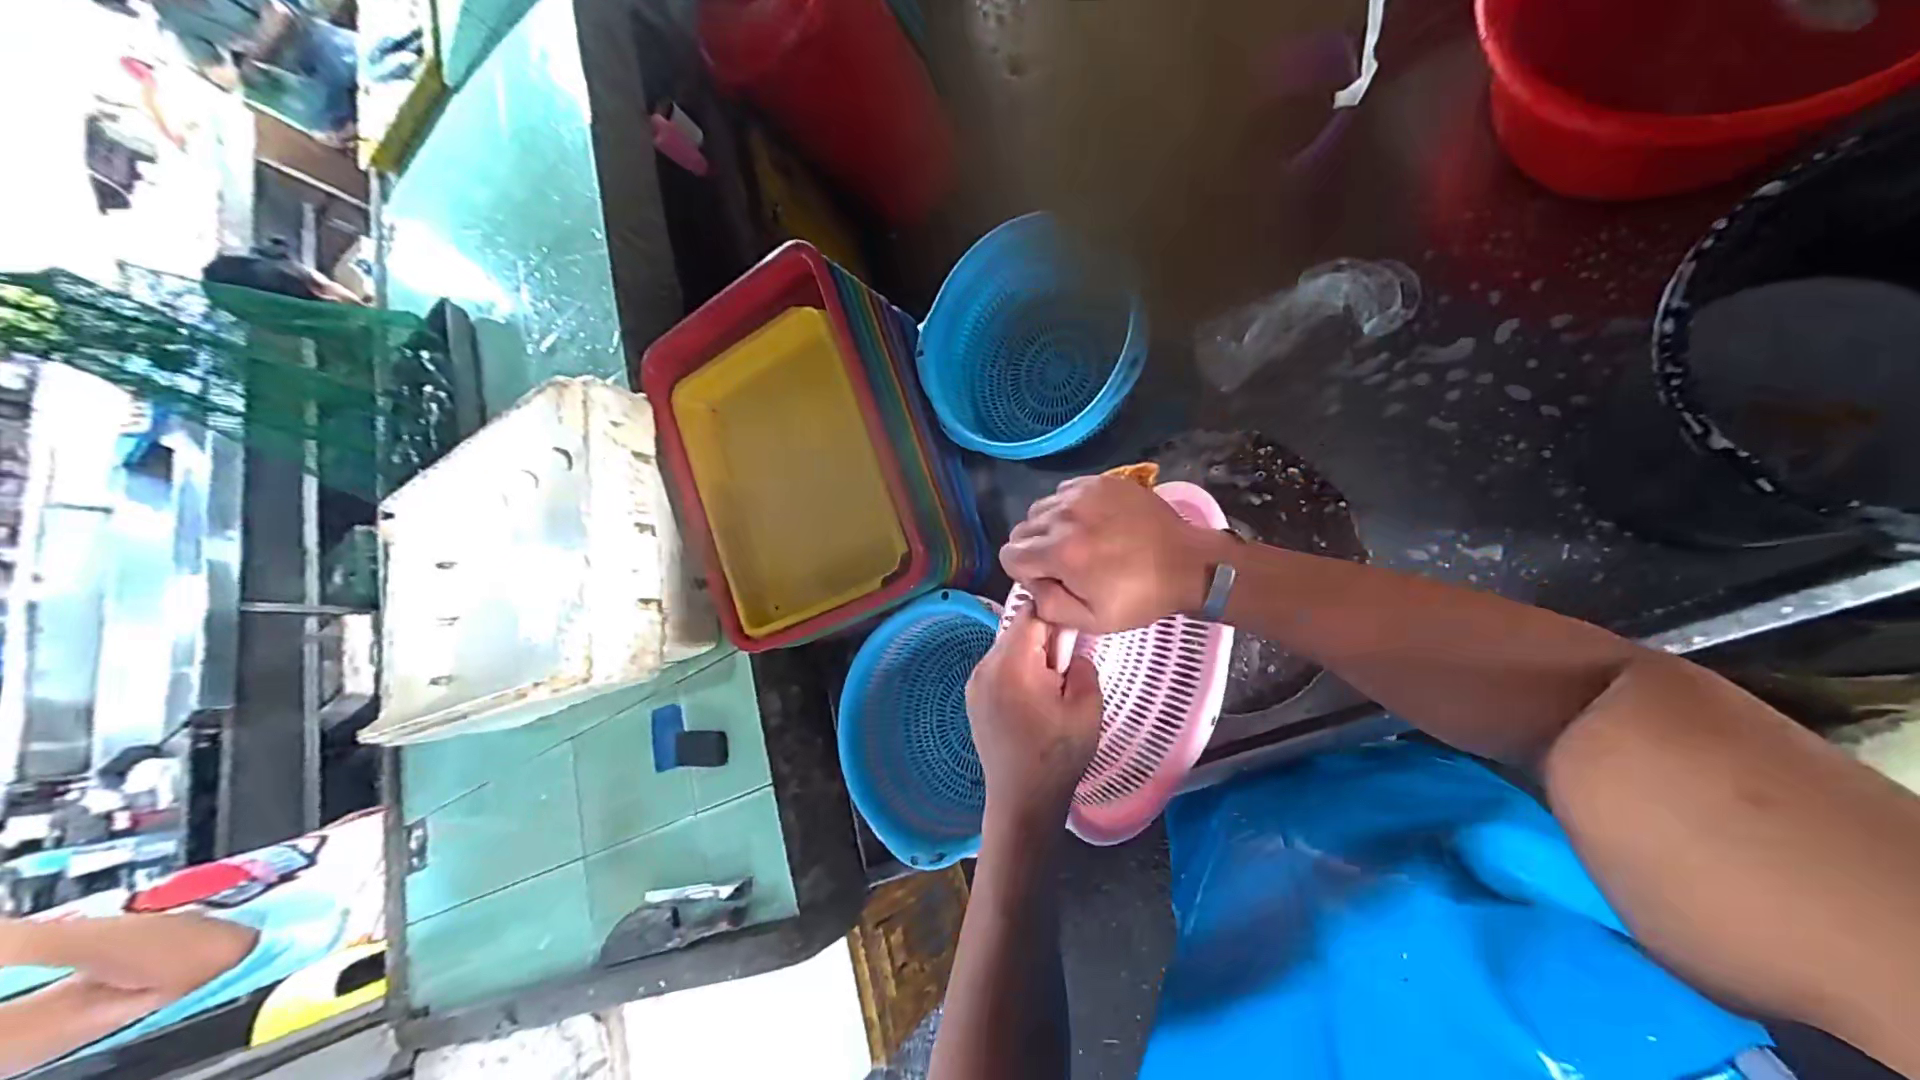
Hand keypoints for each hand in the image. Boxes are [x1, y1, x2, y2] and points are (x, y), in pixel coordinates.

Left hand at [965, 607, 1103, 822]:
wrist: (1023, 801)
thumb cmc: (1058, 755)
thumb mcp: (1087, 706)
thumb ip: (1082, 663)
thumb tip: (1070, 649)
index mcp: (1011, 664)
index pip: (1032, 613)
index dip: (1057, 619)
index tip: (1073, 639)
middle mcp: (985, 666)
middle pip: (1017, 629)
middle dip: (1043, 640)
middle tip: (1063, 671)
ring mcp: (974, 683)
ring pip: (1007, 648)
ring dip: (1029, 657)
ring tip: (1048, 691)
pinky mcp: (973, 698)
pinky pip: (998, 668)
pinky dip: (1016, 673)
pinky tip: (1031, 703)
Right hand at [1000, 475, 1225, 632]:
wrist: (1187, 562)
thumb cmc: (1141, 597)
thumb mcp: (1092, 621)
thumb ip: (1048, 606)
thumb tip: (1031, 585)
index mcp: (1060, 552)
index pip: (1009, 555)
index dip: (1026, 574)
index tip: (1052, 580)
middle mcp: (1064, 516)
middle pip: (1021, 531)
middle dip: (1035, 550)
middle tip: (1068, 564)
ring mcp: (1082, 493)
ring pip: (1040, 510)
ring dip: (1051, 528)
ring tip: (1081, 542)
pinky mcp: (1099, 481)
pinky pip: (1063, 493)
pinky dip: (1069, 509)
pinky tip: (1093, 524)